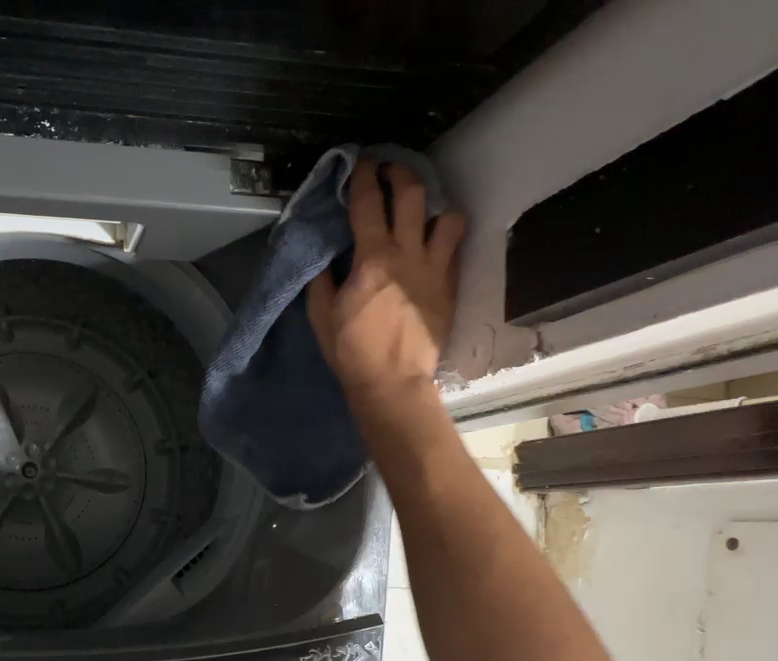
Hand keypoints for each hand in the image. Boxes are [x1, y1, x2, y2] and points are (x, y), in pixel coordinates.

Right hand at [306, 160, 465, 401]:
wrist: (392, 382)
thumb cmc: (351, 351)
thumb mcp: (321, 315)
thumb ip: (322, 278)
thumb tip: (326, 255)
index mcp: (372, 258)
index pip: (368, 202)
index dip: (363, 175)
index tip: (361, 161)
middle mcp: (407, 254)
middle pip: (412, 194)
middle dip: (400, 172)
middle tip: (391, 169)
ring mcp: (435, 269)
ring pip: (447, 216)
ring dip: (434, 206)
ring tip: (423, 210)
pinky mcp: (450, 287)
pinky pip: (455, 248)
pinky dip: (445, 237)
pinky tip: (434, 243)